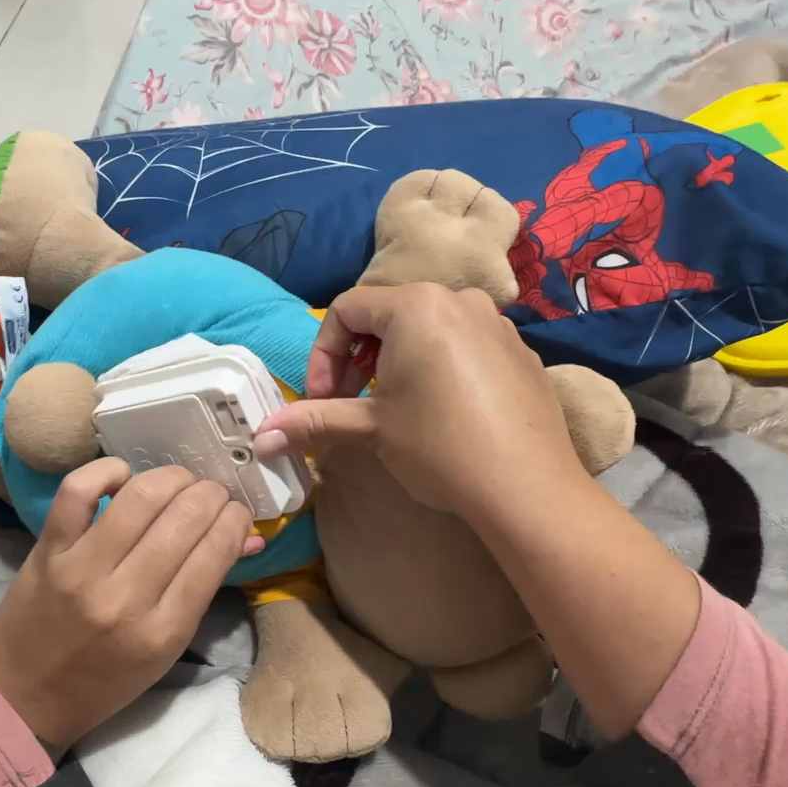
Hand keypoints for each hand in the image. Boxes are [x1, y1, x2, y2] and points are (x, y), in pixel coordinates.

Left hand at [0, 458, 258, 751]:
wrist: (20, 696)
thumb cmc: (105, 680)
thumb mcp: (166, 649)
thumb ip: (204, 589)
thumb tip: (247, 535)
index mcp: (162, 632)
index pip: (214, 552)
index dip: (235, 520)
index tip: (237, 513)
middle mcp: (124, 597)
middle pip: (184, 518)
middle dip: (211, 495)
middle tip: (213, 495)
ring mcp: (81, 569)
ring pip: (141, 497)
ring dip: (173, 477)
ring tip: (180, 482)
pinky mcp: (47, 549)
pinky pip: (77, 490)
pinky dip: (107, 471)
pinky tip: (124, 476)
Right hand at [252, 283, 583, 514]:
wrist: (526, 487)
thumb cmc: (439, 446)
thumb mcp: (371, 428)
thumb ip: (315, 420)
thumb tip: (261, 438)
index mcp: (416, 306)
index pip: (347, 309)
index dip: (323, 354)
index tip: (323, 398)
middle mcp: (459, 299)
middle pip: (389, 314)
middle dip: (359, 357)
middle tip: (353, 403)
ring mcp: (498, 324)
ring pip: (429, 328)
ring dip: (398, 361)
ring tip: (397, 407)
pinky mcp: (521, 352)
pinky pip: (466, 346)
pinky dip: (440, 367)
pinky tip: (445, 413)